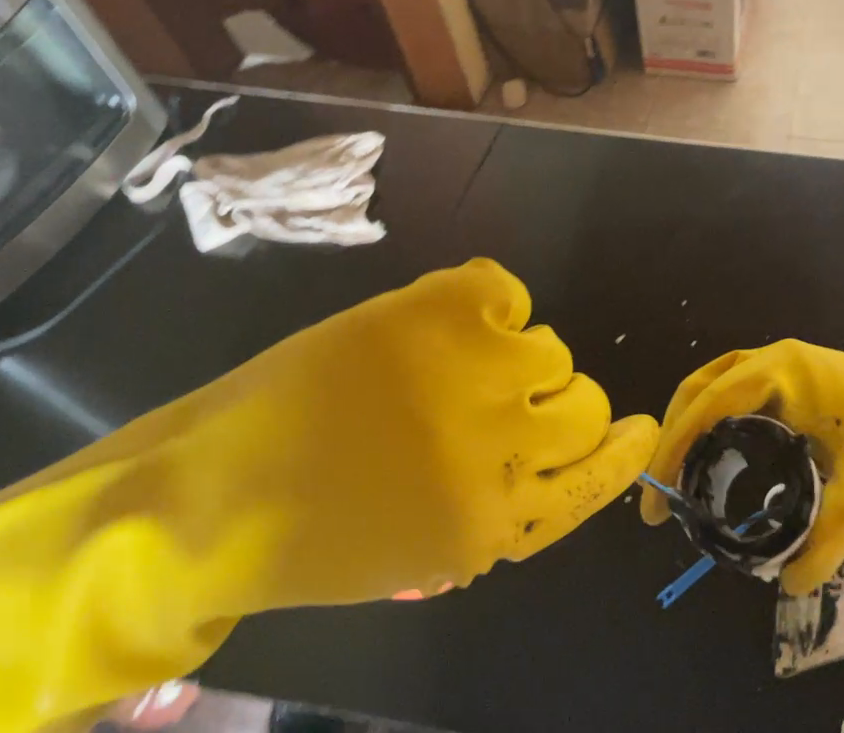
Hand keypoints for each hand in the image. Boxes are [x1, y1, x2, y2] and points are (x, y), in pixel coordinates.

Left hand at [0, 259, 655, 731]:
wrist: (204, 500)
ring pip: (548, 345)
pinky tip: (442, 326)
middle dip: (550, 404)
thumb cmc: (314, 537)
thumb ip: (509, 508)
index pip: (601, 472)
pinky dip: (487, 303)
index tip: (640, 429)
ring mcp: (471, 372)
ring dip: (508, 356)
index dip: (626, 448)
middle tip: (496, 402)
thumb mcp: (432, 553)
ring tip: (446, 365)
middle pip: (585, 401)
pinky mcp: (434, 312)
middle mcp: (503, 446)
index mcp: (503, 518)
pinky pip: (505, 289)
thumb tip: (557, 457)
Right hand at [641, 340, 843, 647]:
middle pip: (701, 386)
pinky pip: (730, 388)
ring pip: (712, 383)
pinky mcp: (785, 375)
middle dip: (673, 435)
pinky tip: (708, 454)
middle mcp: (773, 358)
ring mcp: (778, 362)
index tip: (660, 488)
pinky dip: (708, 416)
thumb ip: (828, 540)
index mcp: (784, 372)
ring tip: (674, 476)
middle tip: (660, 492)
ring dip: (687, 423)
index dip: (678, 441)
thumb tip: (790, 583)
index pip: (712, 400)